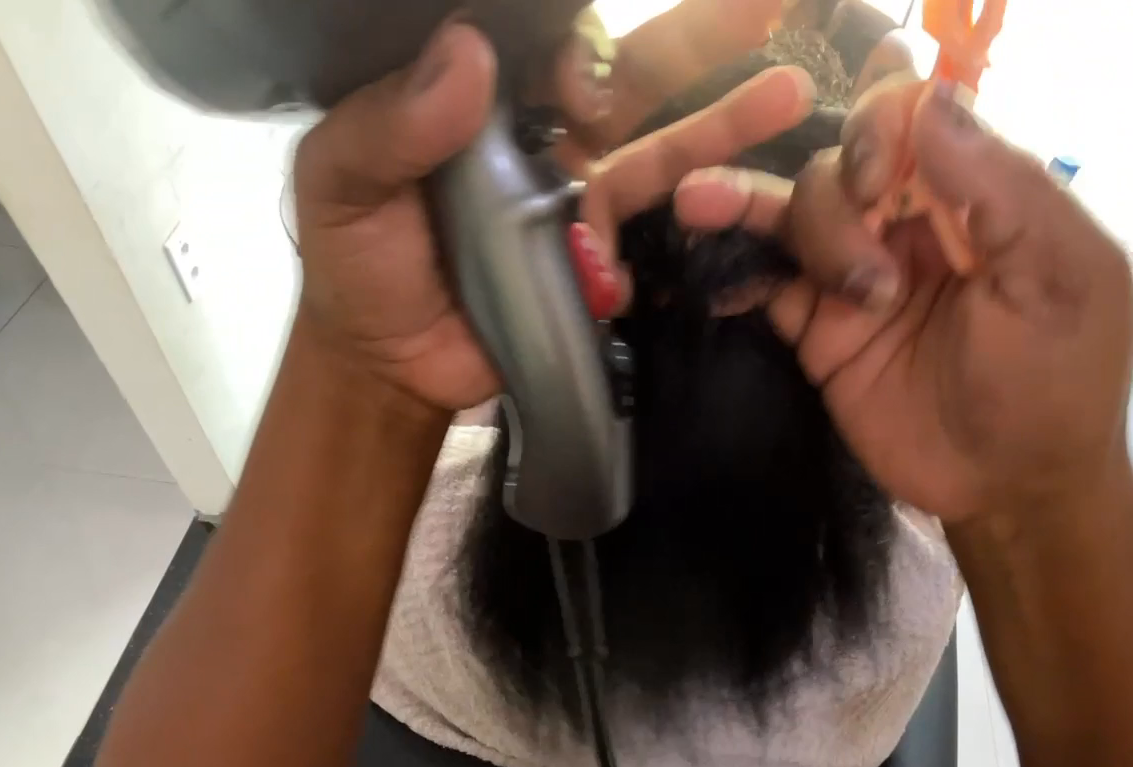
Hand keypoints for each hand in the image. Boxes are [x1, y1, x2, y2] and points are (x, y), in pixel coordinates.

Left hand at [291, 21, 815, 412]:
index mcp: (479, 104)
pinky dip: (679, 237)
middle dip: (693, 43)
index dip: (581, 49)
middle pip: (624, 85)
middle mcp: (540, 142)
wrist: (392, 364)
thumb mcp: (342, 183)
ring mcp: (576, 206)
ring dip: (721, 129)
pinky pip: (650, 244)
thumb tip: (467, 54)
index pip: (546, 46)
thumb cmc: (357, 265)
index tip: (584, 91)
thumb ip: (391, 126)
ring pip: (656, 157)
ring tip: (790, 94)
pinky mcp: (596, 267)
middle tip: (768, 4)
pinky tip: (706, 226)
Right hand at [675, 81, 1132, 523]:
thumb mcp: (1059, 278)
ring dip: (795, 241)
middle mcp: (905, 226)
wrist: (1001, 485)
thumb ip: (1002, 188)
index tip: (878, 190)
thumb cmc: (1053, 383)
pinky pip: (765, 285)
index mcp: (972, 196)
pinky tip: (719, 278)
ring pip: (794, 218)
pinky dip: (737, 272)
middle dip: (838, 210)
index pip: (906, 121)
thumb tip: (928, 102)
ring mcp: (853, 279)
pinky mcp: (816, 332)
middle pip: (836, 168)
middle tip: (871, 284)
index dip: (875, 134)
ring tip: (847, 301)